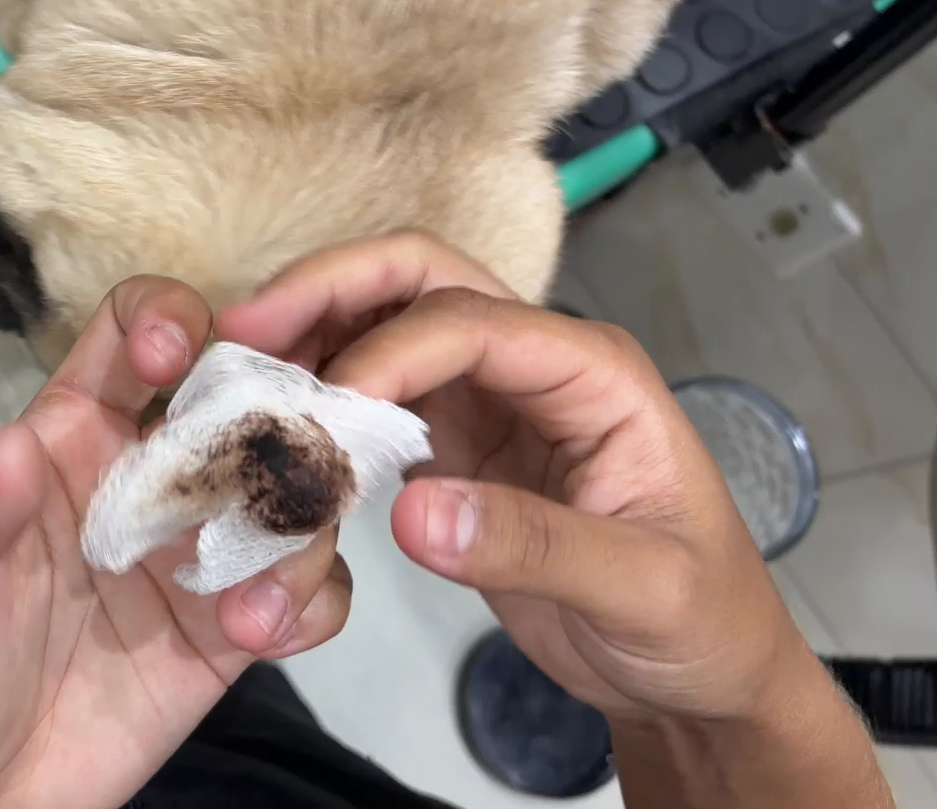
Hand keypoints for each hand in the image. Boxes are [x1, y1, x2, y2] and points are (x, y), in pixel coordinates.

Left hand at [0, 277, 355, 808]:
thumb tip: (13, 446)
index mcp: (73, 434)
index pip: (129, 333)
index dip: (161, 317)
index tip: (171, 355)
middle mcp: (147, 473)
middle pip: (237, 396)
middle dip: (271, 411)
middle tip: (273, 469)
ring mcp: (196, 547)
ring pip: (289, 488)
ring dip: (297, 524)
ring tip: (247, 605)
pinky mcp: (231, 626)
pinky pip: (307, 586)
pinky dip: (308, 599)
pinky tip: (262, 639)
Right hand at [218, 233, 805, 722]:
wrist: (690, 663)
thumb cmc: (694, 620)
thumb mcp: (643, 593)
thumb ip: (536, 547)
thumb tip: (411, 513)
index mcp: (587, 369)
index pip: (468, 321)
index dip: (387, 352)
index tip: (321, 409)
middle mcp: (525, 354)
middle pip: (413, 274)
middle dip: (325, 287)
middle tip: (247, 324)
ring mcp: (476, 384)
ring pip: (376, 312)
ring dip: (306, 325)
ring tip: (242, 360)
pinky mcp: (439, 422)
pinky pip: (363, 374)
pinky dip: (313, 378)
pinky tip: (276, 406)